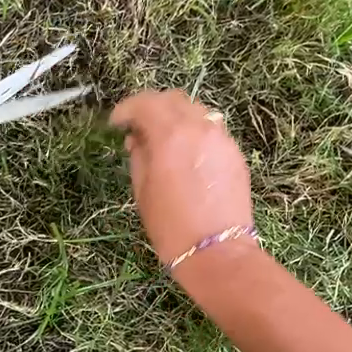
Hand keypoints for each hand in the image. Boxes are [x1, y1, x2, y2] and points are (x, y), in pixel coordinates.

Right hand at [110, 89, 253, 266]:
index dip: (126, 110)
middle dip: (152, 108)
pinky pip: (211, 130)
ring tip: (163, 140)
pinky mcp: (235, 153)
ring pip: (196, 111)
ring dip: (176, 117)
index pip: (145, 104)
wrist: (216, 252)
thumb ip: (139, 155)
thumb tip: (138, 139)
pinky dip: (194, 132)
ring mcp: (221, 138)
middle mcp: (199, 128)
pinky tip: (186, 154)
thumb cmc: (170, 226)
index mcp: (170, 135)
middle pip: (173, 100)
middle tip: (138, 128)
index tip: (117, 124)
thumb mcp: (142, 190)